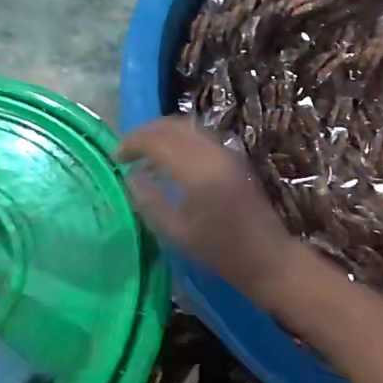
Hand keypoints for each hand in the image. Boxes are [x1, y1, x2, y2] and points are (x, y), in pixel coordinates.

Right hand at [117, 117, 299, 303]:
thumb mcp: (176, 232)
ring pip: (189, 128)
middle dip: (146, 133)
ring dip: (164, 134)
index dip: (132, 143)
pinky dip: (181, 140)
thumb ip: (149, 201)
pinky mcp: (235, 160)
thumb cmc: (219, 250)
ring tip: (146, 154)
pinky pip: (202, 138)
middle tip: (127, 150)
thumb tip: (131, 177)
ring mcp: (227, 153)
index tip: (116, 157)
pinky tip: (171, 161)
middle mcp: (212, 153)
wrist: (266, 256)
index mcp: (196, 169)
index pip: (156, 140)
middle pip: (173, 126)